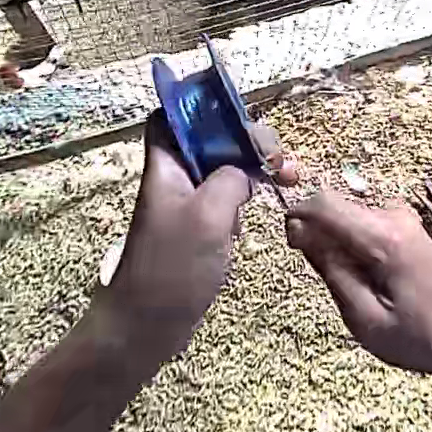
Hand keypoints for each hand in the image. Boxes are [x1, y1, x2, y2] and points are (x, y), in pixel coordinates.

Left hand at [99, 112, 294, 354]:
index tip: (241, 117)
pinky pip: (223, 201)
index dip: (201, 106)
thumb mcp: (209, 214)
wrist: (146, 325)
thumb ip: (231, 179)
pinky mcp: (197, 228)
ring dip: (251, 172)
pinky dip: (242, 202)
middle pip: (211, 140)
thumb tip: (243, 174)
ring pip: (222, 170)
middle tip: (281, 162)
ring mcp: (186, 203)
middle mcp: (174, 177)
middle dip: (247, 144)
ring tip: (284, 181)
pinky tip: (253, 215)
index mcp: (166, 164)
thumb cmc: (173, 265)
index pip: (173, 115)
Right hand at [284, 192, 431, 386]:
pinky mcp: (404, 223)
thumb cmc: (417, 337)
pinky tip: (369, 276)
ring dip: (336, 241)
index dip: (298, 217)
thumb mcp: (363, 317)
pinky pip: (362, 221)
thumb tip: (299, 232)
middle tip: (326, 276)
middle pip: (334, 207)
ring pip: (346, 214)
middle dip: (317, 234)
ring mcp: (401, 216)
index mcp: (383, 238)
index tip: (293, 246)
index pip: (323, 203)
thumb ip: (330, 270)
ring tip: (353, 283)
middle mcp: (393, 216)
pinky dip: (353, 243)